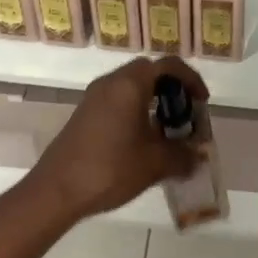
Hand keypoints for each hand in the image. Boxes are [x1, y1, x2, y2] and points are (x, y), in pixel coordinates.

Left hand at [28, 56, 210, 221]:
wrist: (55, 192)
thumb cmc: (109, 169)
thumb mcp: (154, 163)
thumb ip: (182, 156)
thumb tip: (199, 156)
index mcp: (131, 83)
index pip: (169, 65)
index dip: (191, 79)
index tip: (202, 102)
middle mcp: (112, 82)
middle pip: (149, 72)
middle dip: (172, 90)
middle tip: (185, 114)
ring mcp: (94, 97)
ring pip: (132, 86)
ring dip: (153, 101)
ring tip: (166, 131)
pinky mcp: (84, 114)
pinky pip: (118, 100)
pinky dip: (135, 110)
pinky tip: (141, 141)